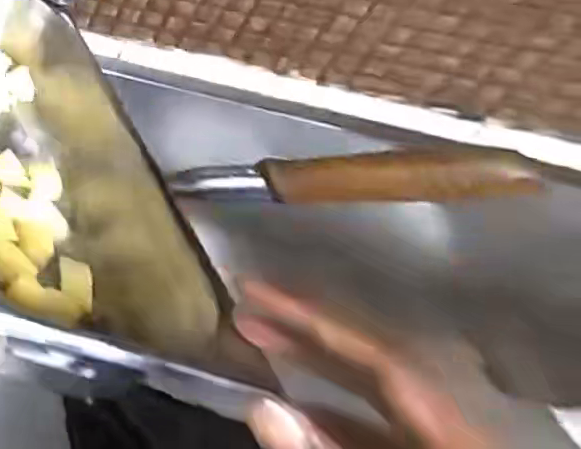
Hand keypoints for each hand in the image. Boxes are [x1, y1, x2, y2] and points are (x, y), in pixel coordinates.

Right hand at [237, 281, 492, 448]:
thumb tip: (260, 405)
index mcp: (464, 436)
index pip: (387, 359)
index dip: (316, 317)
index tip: (252, 287)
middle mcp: (474, 435)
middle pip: (393, 371)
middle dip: (314, 336)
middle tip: (246, 311)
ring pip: (395, 401)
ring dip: (324, 371)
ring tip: (260, 348)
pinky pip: (402, 431)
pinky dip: (347, 415)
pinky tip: (302, 411)